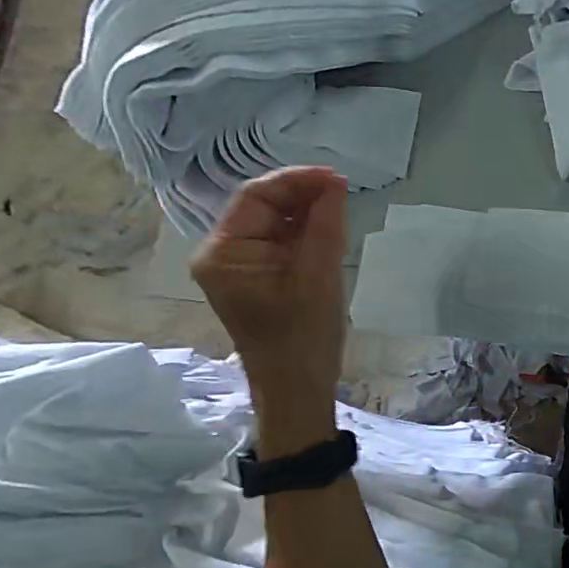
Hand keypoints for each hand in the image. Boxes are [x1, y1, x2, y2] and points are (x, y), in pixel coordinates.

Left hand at [191, 167, 349, 453]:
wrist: (298, 389)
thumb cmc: (303, 337)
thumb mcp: (317, 278)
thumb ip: (324, 227)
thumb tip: (334, 185)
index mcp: (223, 253)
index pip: (255, 197)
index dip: (296, 182)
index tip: (336, 178)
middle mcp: (224, 253)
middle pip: (264, 207)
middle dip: (304, 198)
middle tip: (345, 195)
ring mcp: (243, 266)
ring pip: (277, 223)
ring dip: (309, 216)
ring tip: (342, 216)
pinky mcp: (262, 277)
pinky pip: (284, 243)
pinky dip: (309, 235)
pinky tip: (332, 237)